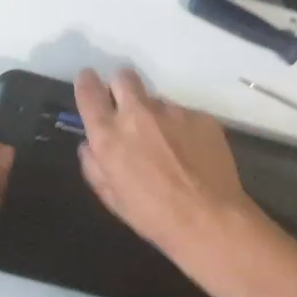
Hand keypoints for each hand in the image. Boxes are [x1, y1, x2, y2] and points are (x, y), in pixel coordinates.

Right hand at [74, 68, 259, 250]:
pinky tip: (193, 155)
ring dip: (157, 116)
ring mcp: (173, 112)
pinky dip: (184, 130)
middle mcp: (139, 114)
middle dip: (121, 87)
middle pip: (124, 77)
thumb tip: (90, 145)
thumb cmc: (153, 216)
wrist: (209, 219)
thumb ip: (94, 165)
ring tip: (170, 148)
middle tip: (127, 108)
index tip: (89, 81)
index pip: (89, 91)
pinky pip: (185, 116)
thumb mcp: (111, 198)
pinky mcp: (201, 116)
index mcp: (109, 135)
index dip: (86, 82)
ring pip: (158, 101)